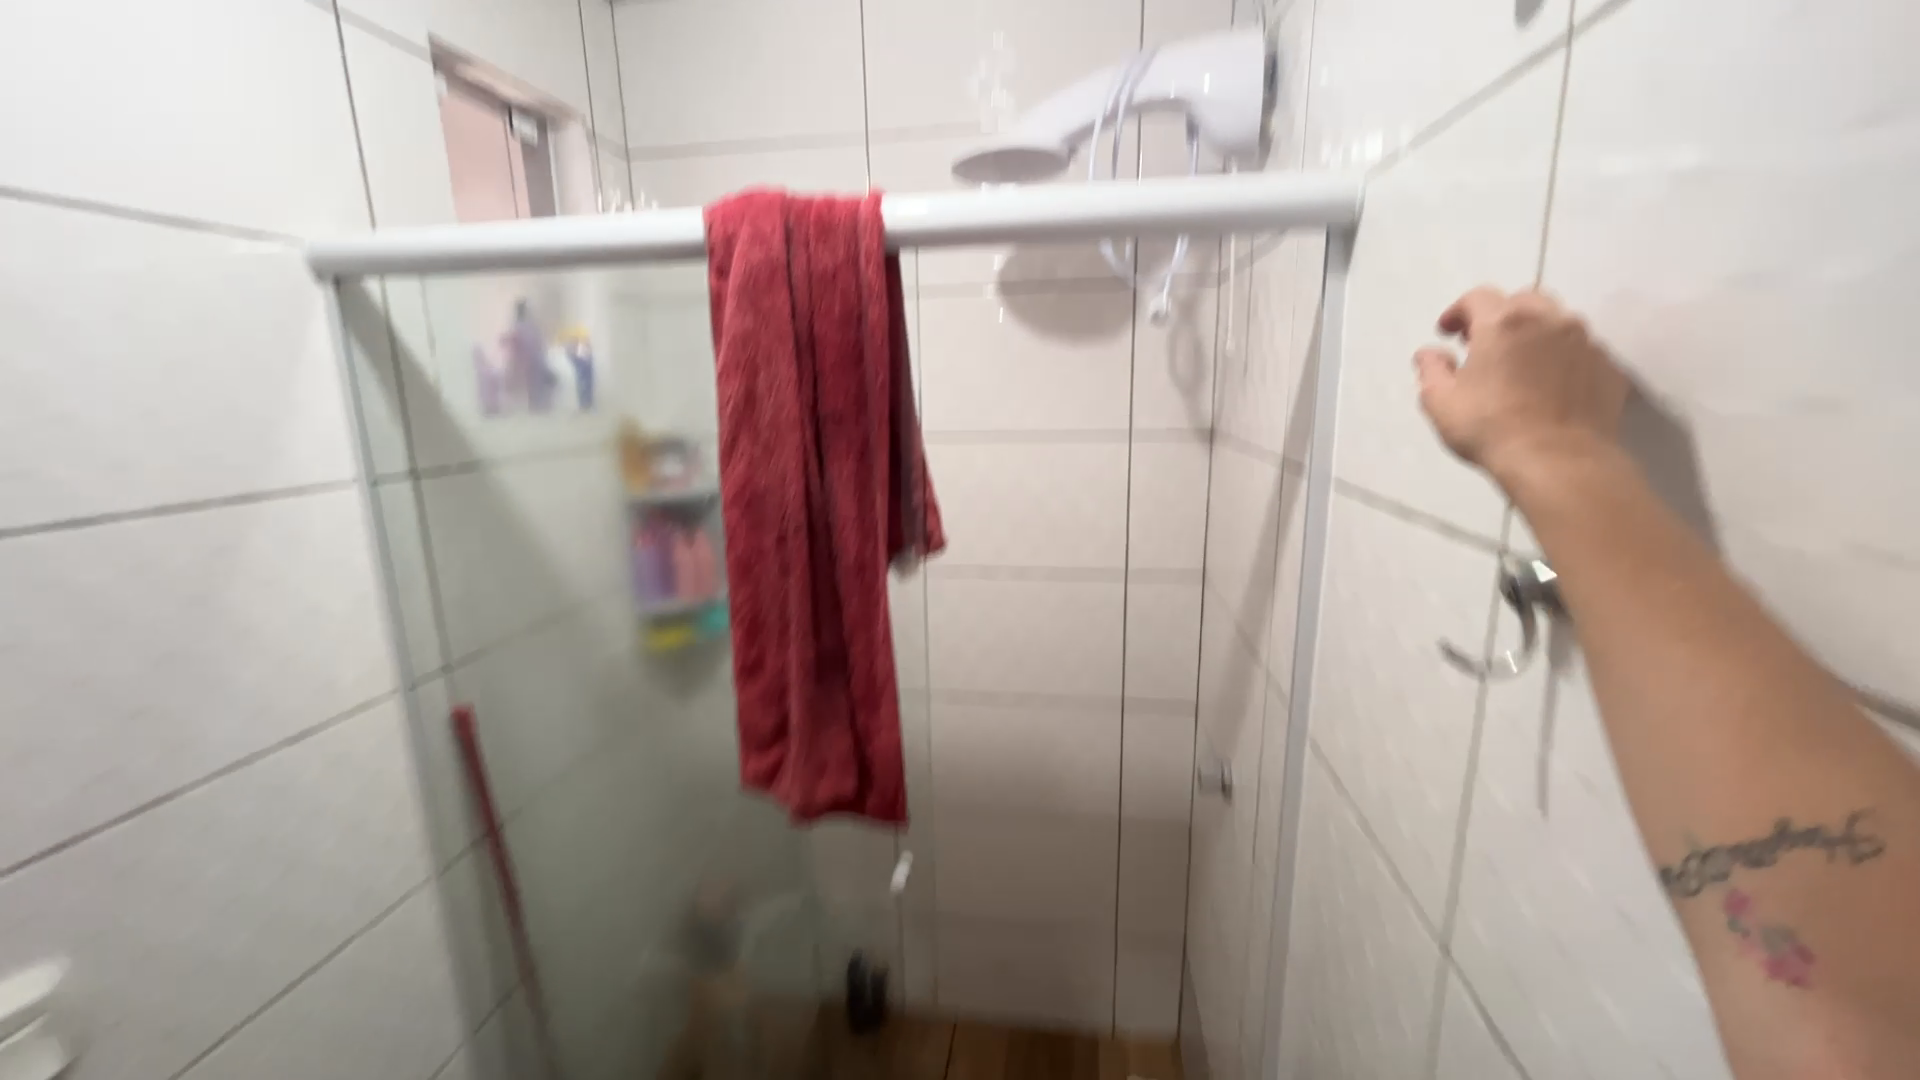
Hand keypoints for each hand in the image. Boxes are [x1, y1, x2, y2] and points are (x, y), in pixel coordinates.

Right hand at [1414, 286, 1630, 484]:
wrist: (1557, 460)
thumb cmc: (1489, 427)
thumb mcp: (1439, 401)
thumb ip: (1431, 369)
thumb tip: (1429, 353)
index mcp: (1503, 323)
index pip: (1478, 297)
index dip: (1457, 311)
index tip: (1446, 333)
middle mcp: (1549, 320)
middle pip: (1522, 300)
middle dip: (1498, 316)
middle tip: (1481, 344)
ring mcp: (1586, 341)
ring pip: (1555, 321)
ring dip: (1531, 333)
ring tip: (1516, 364)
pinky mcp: (1608, 366)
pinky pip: (1578, 349)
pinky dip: (1558, 356)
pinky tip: (1545, 385)